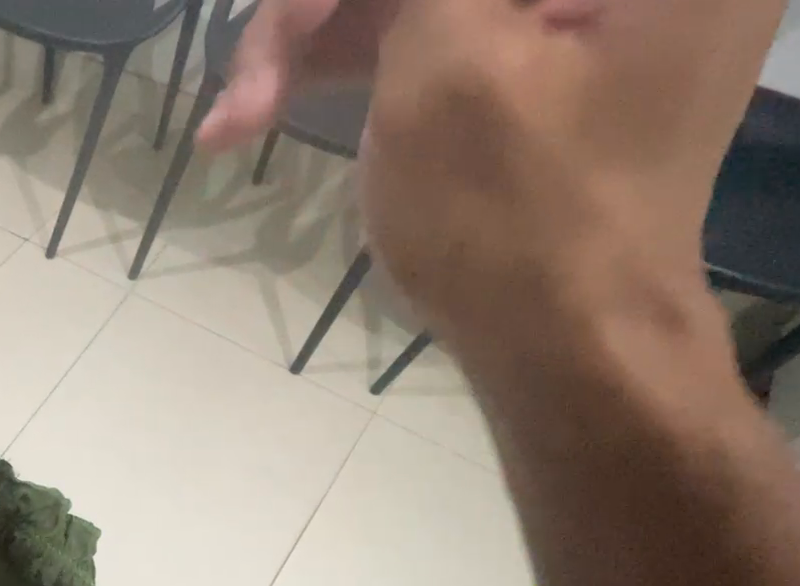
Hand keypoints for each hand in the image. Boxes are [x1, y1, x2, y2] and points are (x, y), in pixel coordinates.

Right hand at [201, 0, 782, 354]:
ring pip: (401, 0)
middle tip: (238, 101)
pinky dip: (343, 65)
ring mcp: (565, 5)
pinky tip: (268, 104)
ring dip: (309, 47)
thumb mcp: (448, 75)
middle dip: (312, 16)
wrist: (564, 338)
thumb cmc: (513, 218)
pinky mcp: (518, 57)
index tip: (279, 40)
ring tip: (233, 118)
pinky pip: (416, 31)